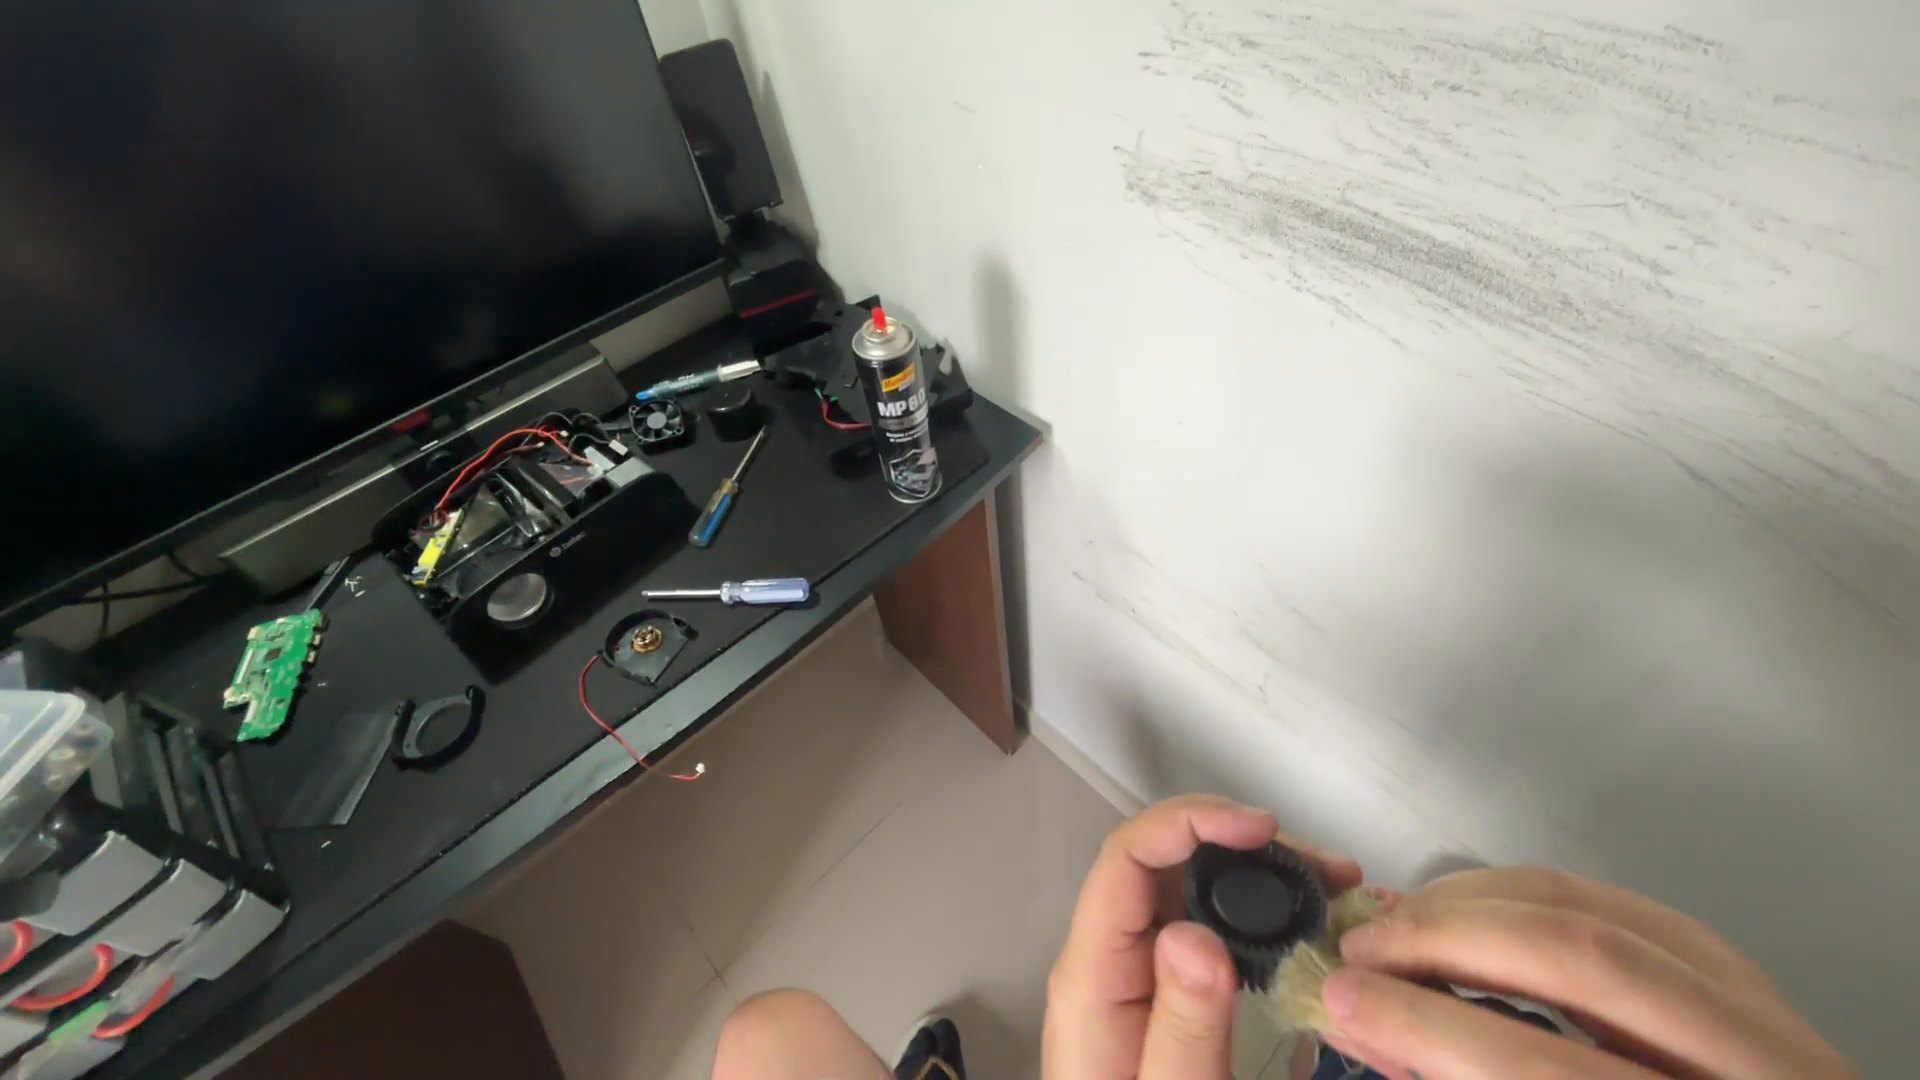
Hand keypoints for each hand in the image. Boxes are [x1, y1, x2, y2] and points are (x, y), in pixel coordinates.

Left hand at [1043, 795, 1363, 1079]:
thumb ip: (1181, 1025)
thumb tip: (1194, 931)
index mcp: (1092, 969)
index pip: (1126, 859)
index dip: (1186, 822)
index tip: (1260, 826)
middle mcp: (1107, 951)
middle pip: (1159, 861)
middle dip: (1235, 841)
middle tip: (1323, 863)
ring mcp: (1134, 966)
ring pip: (1186, 887)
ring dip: (1252, 871)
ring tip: (1331, 883)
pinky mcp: (1161, 986)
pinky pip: (1202, 924)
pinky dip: (1253, 911)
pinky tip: (1304, 922)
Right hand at [1320, 865, 1856, 1078]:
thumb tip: (1351, 1014)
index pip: (1543, 1071)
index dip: (1426, 1026)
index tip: (1341, 994)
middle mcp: (1760, 1070)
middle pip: (1576, 957)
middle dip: (1441, 940)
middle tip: (1360, 945)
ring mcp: (1761, 1008)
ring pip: (1587, 907)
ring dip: (1465, 901)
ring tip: (1394, 919)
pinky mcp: (1732, 967)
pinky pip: (1600, 894)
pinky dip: (1509, 889)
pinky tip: (1457, 906)